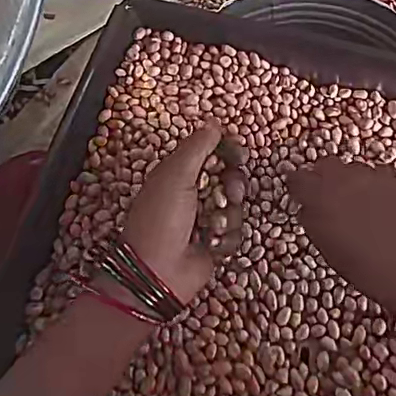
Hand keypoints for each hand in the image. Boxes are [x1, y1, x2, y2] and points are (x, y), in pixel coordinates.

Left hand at [120, 124, 221, 305]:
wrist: (157, 272)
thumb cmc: (161, 218)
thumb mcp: (176, 175)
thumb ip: (197, 147)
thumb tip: (214, 123)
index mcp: (179, 172)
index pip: (212, 152)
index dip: (228, 152)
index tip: (238, 154)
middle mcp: (194, 193)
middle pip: (231, 178)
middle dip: (233, 187)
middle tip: (228, 195)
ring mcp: (206, 219)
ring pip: (237, 207)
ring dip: (228, 216)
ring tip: (212, 226)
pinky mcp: (216, 243)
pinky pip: (237, 233)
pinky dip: (226, 238)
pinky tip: (211, 245)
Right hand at [286, 158, 395, 322]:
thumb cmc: (366, 269)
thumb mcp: (328, 249)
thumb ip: (312, 221)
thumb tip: (306, 207)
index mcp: (321, 196)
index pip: (298, 177)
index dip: (296, 185)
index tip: (297, 192)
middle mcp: (345, 179)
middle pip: (325, 164)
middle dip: (323, 176)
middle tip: (326, 196)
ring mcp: (373, 176)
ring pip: (352, 168)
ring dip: (349, 180)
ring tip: (356, 203)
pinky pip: (378, 174)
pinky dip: (374, 184)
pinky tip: (378, 203)